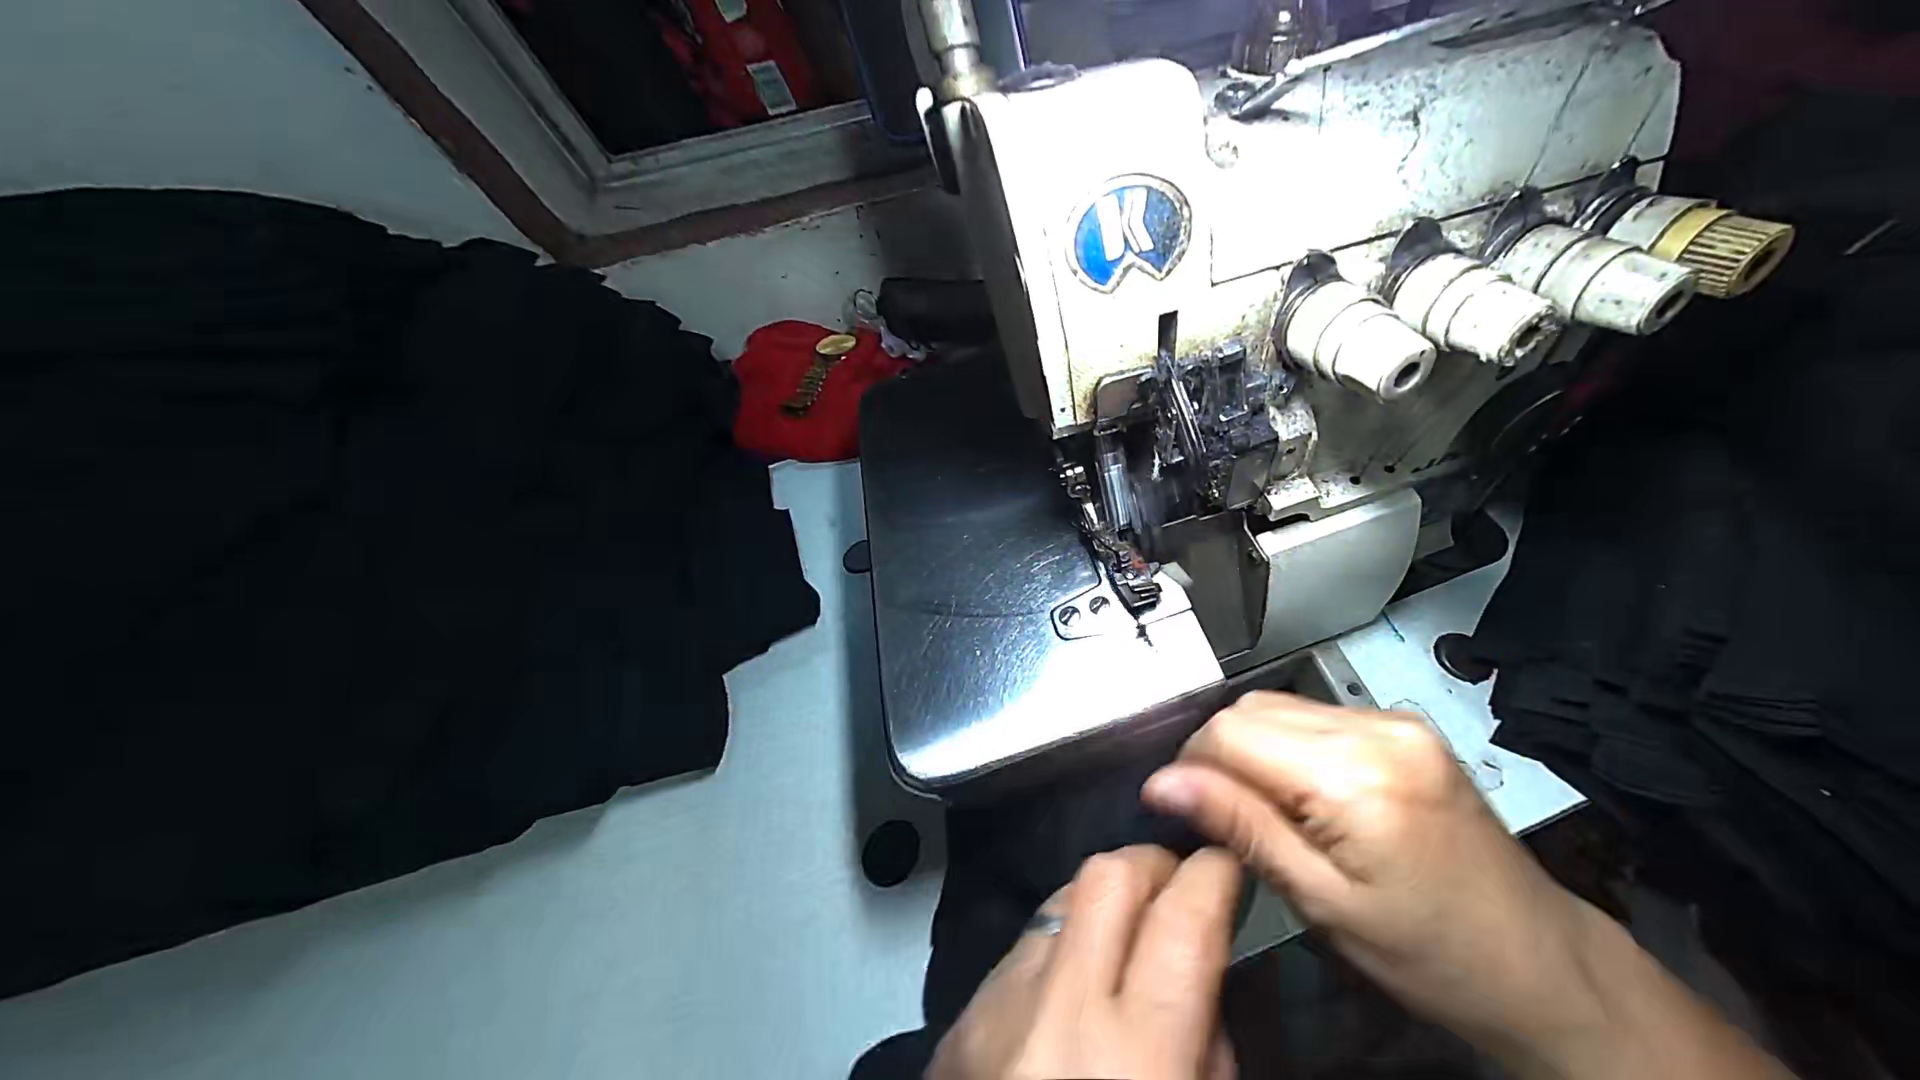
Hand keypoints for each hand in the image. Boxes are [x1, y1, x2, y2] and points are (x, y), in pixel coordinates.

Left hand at [929, 845, 1241, 1079]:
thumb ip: (1206, 1058)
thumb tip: (1198, 993)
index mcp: (1136, 1056)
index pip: (1182, 922)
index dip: (1214, 876)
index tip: (1229, 864)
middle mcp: (1060, 1006)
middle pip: (1108, 878)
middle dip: (1153, 865)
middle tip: (1178, 882)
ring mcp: (1001, 1001)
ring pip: (1060, 900)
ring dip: (1103, 902)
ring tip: (1126, 930)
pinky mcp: (964, 1015)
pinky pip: (1025, 948)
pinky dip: (1059, 947)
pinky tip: (1068, 987)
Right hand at [1140, 692, 1598, 1063]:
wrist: (1541, 962)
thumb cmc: (1428, 952)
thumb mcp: (1321, 901)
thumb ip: (1239, 826)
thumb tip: (1161, 785)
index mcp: (1355, 776)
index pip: (1230, 732)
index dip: (1191, 765)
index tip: (1184, 808)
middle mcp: (1376, 729)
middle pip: (1250, 709)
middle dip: (1218, 755)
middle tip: (1224, 815)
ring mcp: (1394, 721)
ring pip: (1276, 705)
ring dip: (1249, 747)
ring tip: (1264, 807)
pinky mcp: (1403, 726)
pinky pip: (1313, 714)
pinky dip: (1285, 744)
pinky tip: (1300, 791)